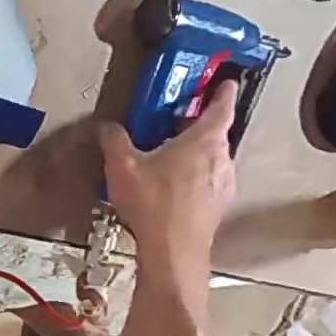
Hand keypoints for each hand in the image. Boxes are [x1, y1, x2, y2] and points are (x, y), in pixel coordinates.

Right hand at [99, 80, 239, 267]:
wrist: (173, 252)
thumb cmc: (154, 204)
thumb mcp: (122, 165)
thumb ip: (114, 140)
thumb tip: (108, 128)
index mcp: (204, 141)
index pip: (221, 107)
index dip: (223, 92)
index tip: (227, 83)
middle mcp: (222, 160)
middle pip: (215, 134)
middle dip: (198, 125)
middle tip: (178, 121)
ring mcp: (223, 185)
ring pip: (213, 159)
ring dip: (196, 153)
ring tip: (169, 155)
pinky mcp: (218, 207)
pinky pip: (209, 181)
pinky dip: (194, 176)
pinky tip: (170, 186)